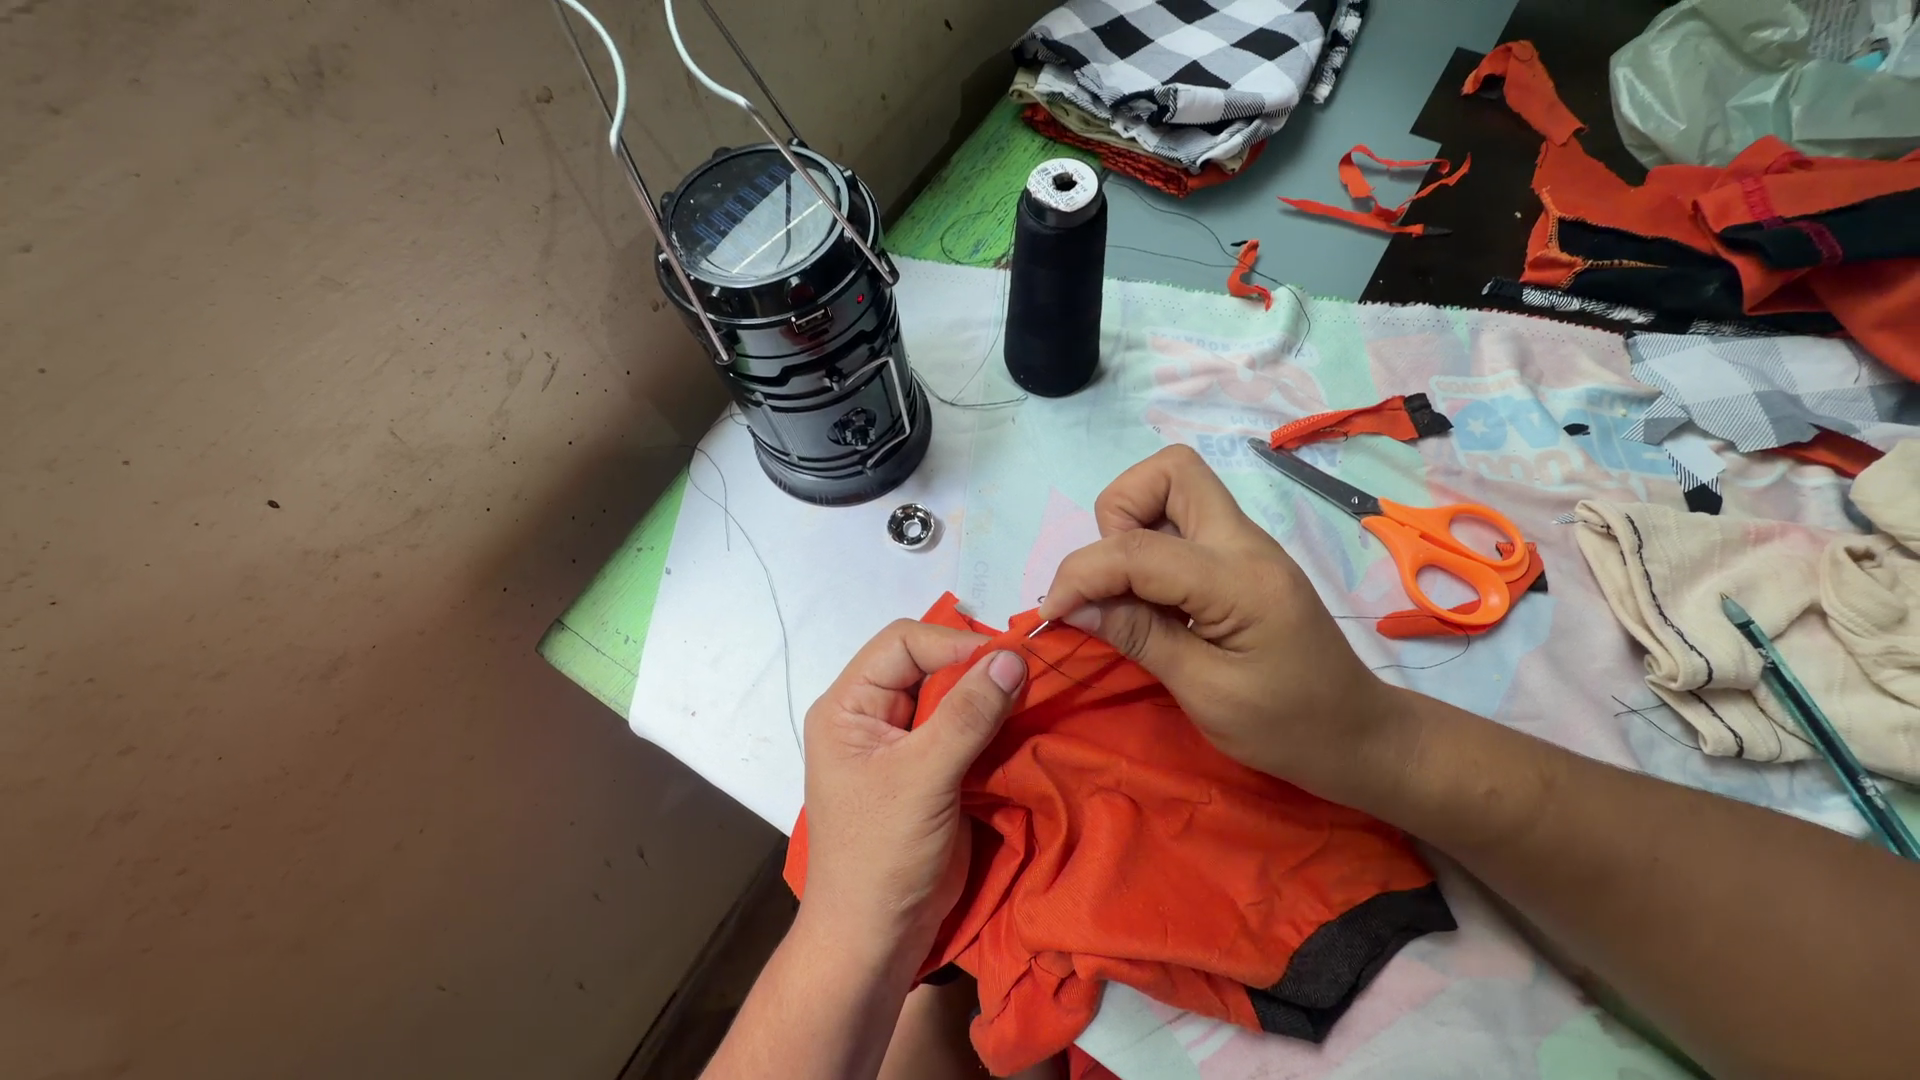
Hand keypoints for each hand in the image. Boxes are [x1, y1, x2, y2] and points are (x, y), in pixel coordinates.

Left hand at [798, 619, 1027, 969]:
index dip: (953, 644)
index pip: (902, 644)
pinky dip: (993, 725)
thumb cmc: (881, 855)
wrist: (876, 938)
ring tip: (1031, 696)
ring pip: (950, 696)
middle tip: (1026, 675)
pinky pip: (964, 729)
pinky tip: (1022, 725)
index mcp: (849, 706)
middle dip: (975, 667)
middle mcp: (872, 715)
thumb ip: (967, 715)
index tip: (1006, 660)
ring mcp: (901, 743)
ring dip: (989, 695)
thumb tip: (1012, 657)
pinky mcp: (930, 769)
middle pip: (927, 664)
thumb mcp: (923, 779)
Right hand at [1037, 445, 1400, 800]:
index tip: (1053, 613)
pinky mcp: (1242, 560)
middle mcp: (1245, 543)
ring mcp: (1247, 546)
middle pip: (1171, 470)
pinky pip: (1184, 522)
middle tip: (1107, 577)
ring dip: (1132, 523)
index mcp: (1240, 580)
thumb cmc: (1288, 728)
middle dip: (1118, 511)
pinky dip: (1149, 543)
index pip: (1139, 548)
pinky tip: (1147, 596)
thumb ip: (1139, 637)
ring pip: (1176, 486)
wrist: (1358, 735)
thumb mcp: (1206, 694)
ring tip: (1124, 588)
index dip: (1082, 573)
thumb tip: (1074, 604)